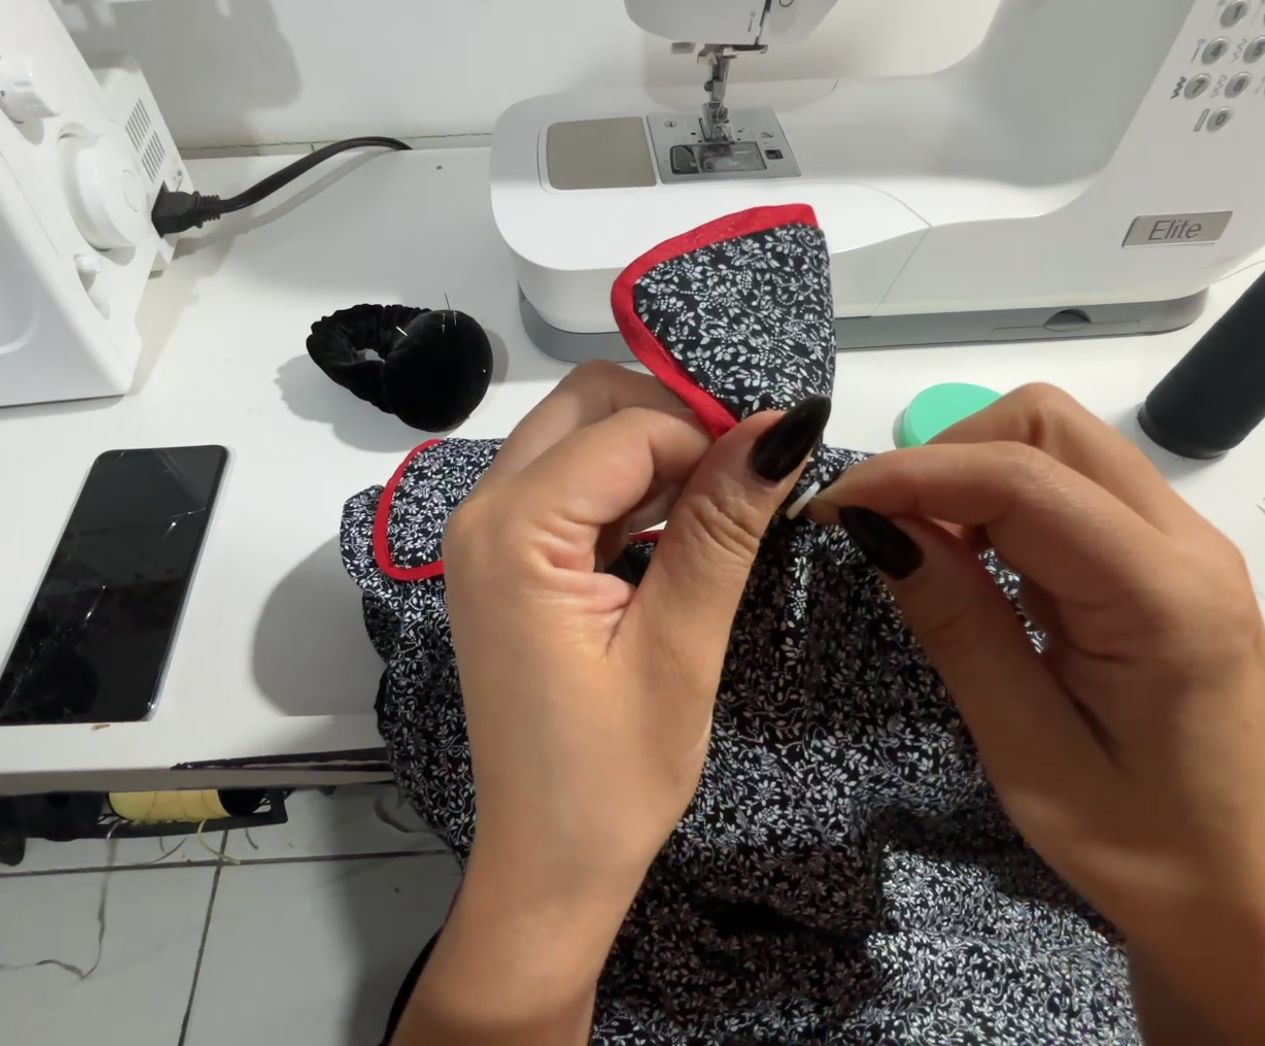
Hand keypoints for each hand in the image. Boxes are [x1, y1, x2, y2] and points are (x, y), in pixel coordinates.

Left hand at [393, 361, 827, 1043]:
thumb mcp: (680, 648)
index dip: (710, 437)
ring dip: (651, 451)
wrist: (547, 859)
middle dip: (672, 422)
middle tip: (740, 482)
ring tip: (717, 507)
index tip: (775, 472)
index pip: (627, 429)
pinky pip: (565, 482)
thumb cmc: (614, 777)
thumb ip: (722, 526)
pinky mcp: (501, 559)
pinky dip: (624, 485)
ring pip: (576, 435)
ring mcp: (483, 535)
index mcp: (512, 534)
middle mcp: (481, 514)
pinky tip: (670, 527)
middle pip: (586, 405)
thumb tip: (784, 426)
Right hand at [810, 384, 1264, 1043]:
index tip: (831, 509)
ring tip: (915, 543)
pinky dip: (990, 497)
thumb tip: (877, 527)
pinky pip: (1062, 483)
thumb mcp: (1020, 742)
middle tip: (881, 524)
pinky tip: (961, 555)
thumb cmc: (1128, 838)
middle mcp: (1185, 542)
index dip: (911, 474)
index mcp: (1161, 596)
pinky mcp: (1156, 554)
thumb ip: (954, 621)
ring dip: (965, 472)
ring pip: (1053, 441)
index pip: (1021, 478)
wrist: (1232, 890)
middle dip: (943, 454)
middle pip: (1046, 424)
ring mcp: (1179, 541)